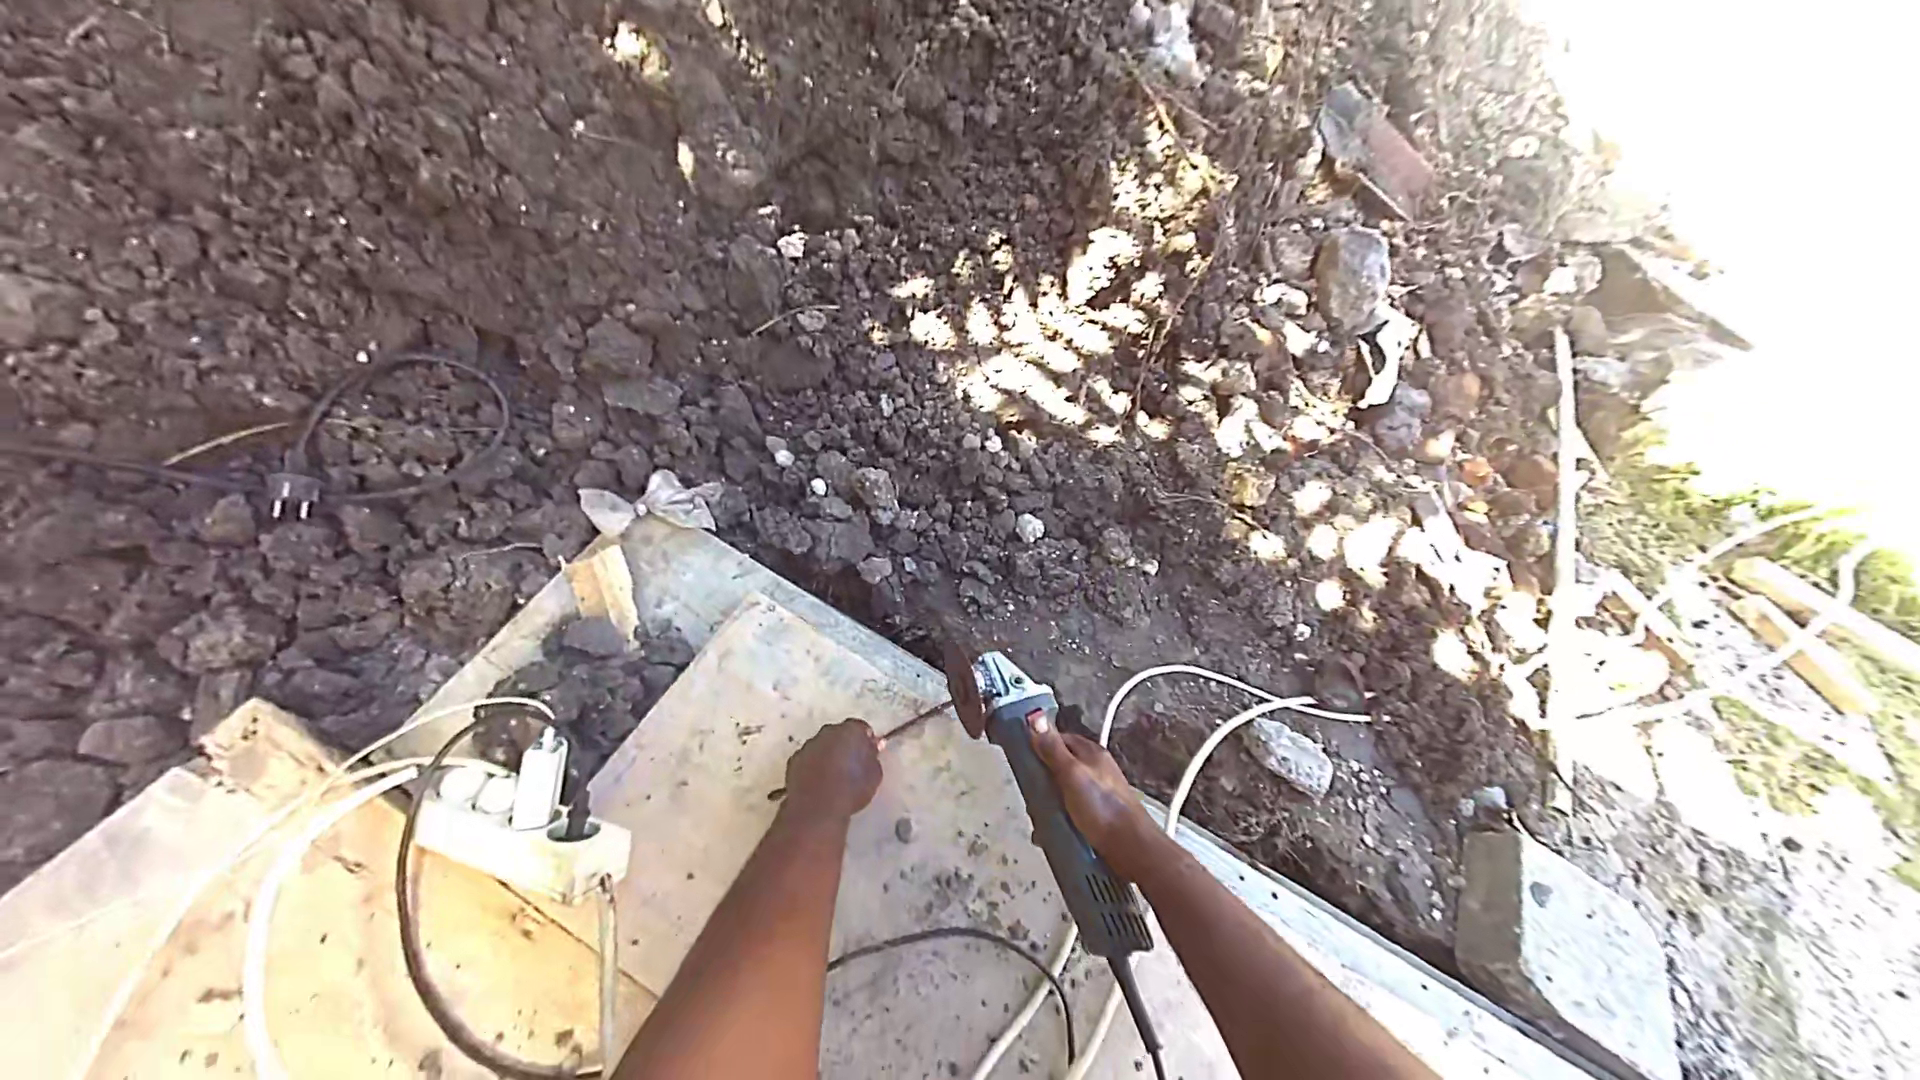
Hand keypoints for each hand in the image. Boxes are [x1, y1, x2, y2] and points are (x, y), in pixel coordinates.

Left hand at [783, 718, 882, 821]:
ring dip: (828, 755)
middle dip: (846, 745)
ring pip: (822, 746)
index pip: (862, 728)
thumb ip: (873, 757)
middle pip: (839, 734)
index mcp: (851, 730)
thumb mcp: (874, 775)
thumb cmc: (851, 789)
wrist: (817, 808)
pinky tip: (819, 784)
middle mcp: (828, 732)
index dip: (866, 741)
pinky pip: (808, 760)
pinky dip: (813, 767)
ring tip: (835, 778)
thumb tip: (871, 749)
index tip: (869, 754)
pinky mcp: (793, 761)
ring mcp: (808, 746)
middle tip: (853, 765)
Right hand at [1028, 712, 1160, 881]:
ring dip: (1050, 805)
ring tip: (1042, 822)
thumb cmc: (1103, 809)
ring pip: (1064, 792)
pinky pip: (1071, 812)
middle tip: (1034, 798)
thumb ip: (1052, 749)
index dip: (1040, 747)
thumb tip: (1035, 717)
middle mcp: (1096, 770)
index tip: (1023, 760)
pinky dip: (1060, 820)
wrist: (1132, 850)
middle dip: (1043, 783)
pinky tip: (1053, 834)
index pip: (1059, 739)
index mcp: (1091, 753)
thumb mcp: (1071, 774)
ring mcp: (1098, 793)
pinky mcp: (1099, 815)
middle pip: (1059, 767)